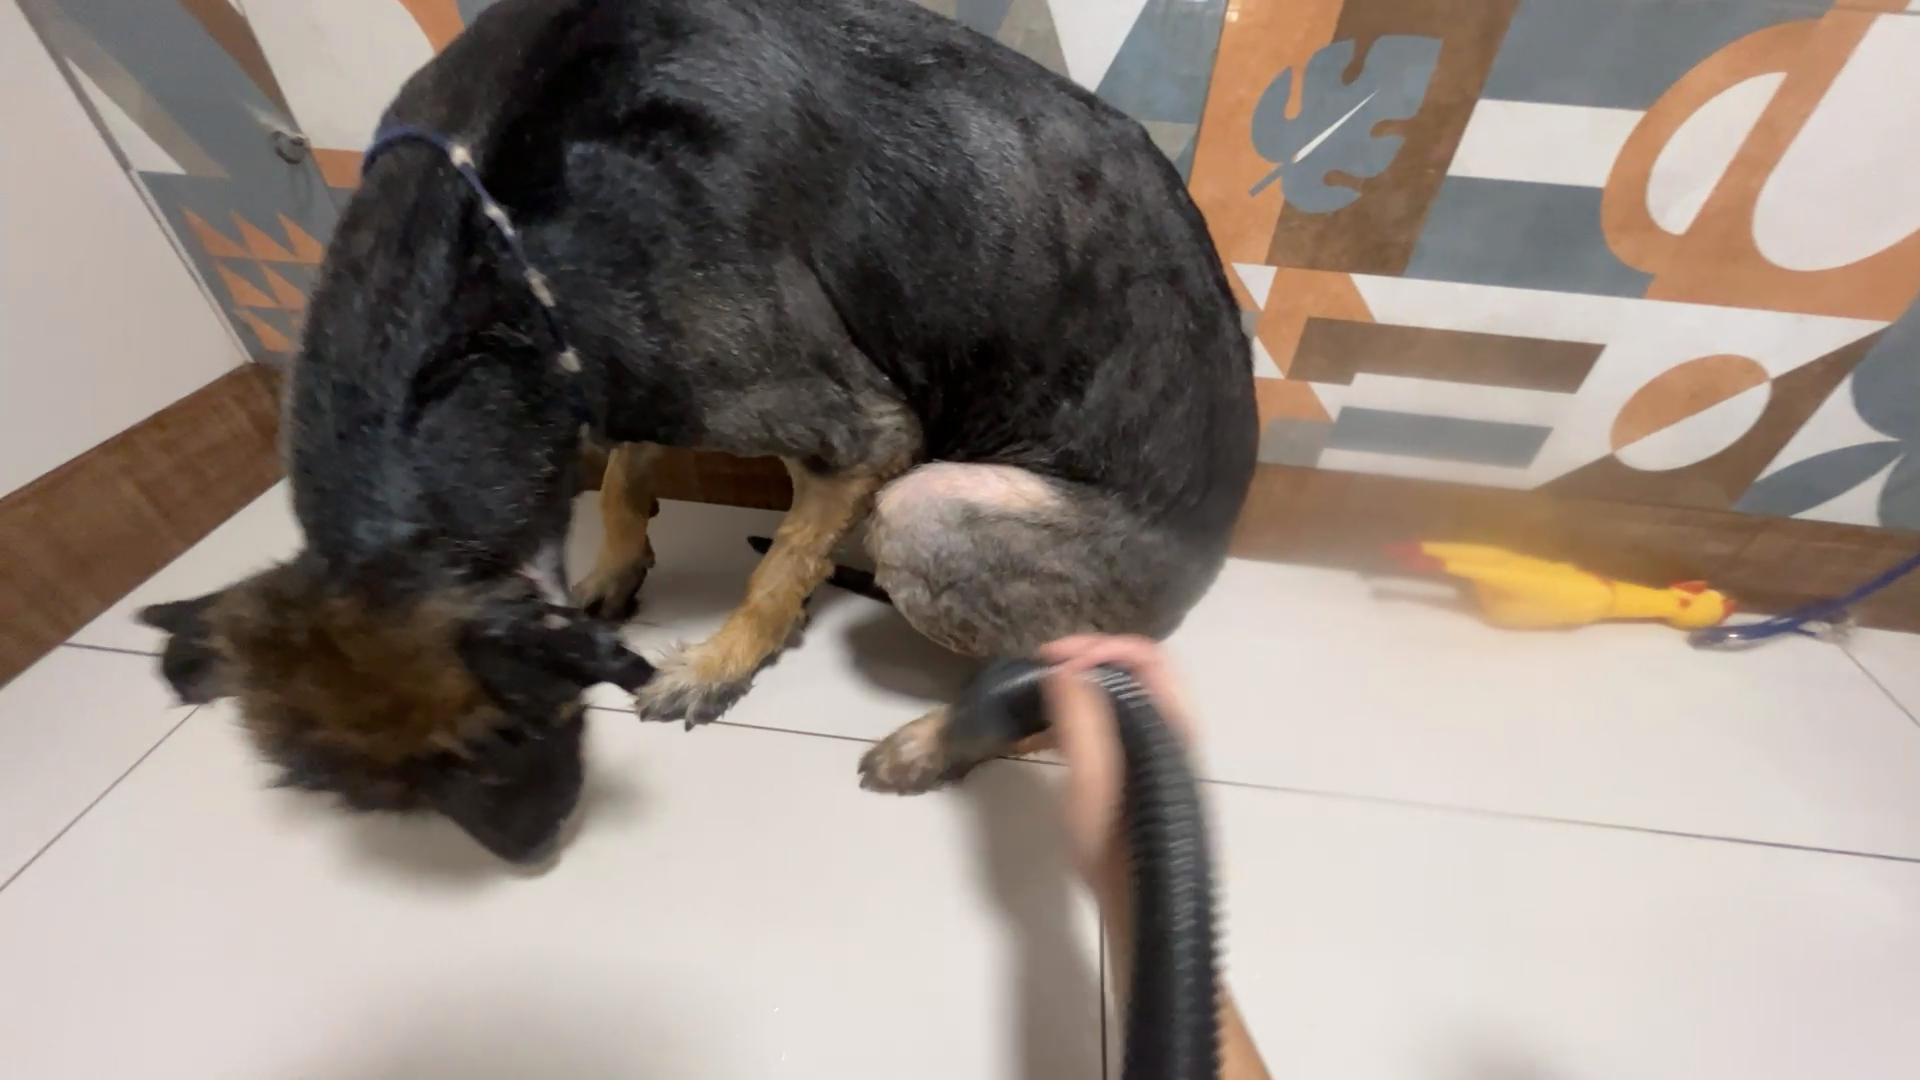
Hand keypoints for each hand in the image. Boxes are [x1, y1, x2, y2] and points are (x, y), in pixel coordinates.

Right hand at [1038, 634, 1196, 889]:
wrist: (1142, 907)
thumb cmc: (1116, 848)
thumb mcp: (1092, 782)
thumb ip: (1082, 721)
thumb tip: (1064, 671)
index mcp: (1171, 726)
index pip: (1146, 658)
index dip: (1099, 647)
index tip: (1051, 659)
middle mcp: (1173, 730)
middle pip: (1138, 670)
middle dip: (1090, 659)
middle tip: (1047, 669)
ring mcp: (1161, 749)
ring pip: (1127, 694)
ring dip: (1088, 682)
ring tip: (1048, 691)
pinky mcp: (1144, 768)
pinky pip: (1118, 718)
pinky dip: (1089, 709)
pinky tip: (1059, 728)